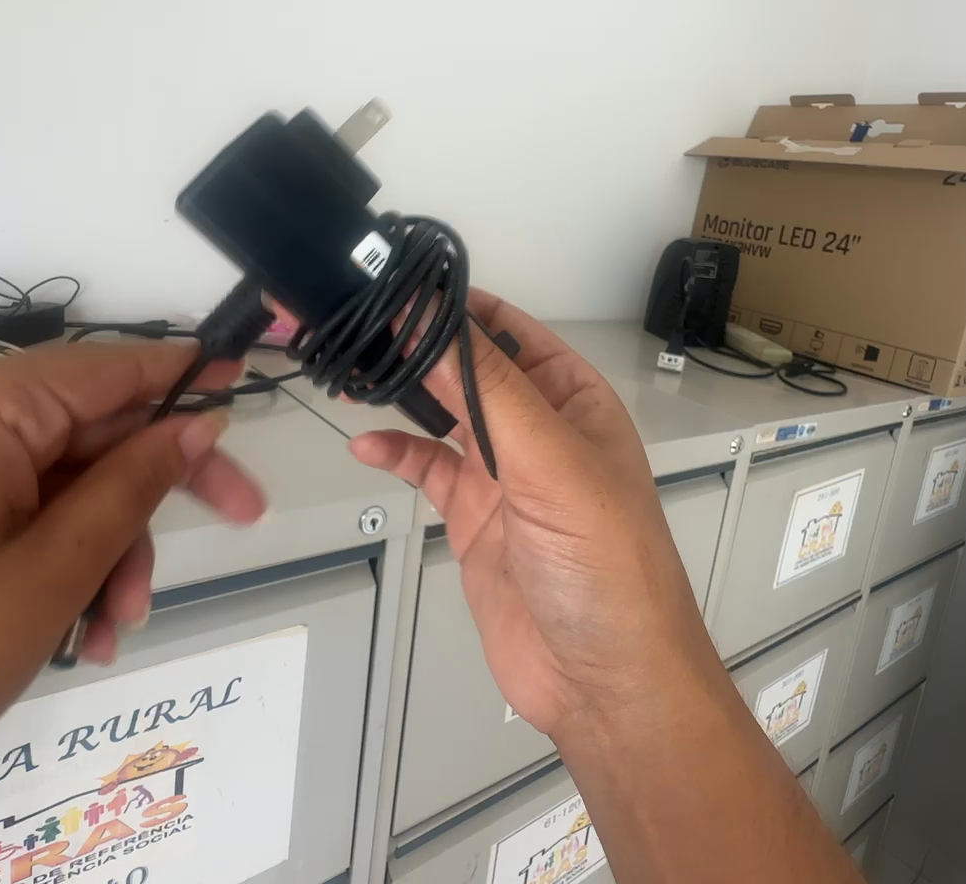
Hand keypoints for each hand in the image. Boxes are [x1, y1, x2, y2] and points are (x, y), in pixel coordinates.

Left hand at [0, 342, 263, 883]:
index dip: (187, 376)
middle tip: (242, 520)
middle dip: (154, 491)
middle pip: (85, 431)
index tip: (248, 384)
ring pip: (52, 483)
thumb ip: (139, 481)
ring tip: (115, 625)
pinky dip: (52, 558)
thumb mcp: (56, 568)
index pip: (109, 368)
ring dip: (104, 546)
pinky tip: (74, 630)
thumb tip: (198, 422)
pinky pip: (5, 512)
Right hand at [347, 291, 724, 737]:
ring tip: (356, 374)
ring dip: (404, 396)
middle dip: (422, 348)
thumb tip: (436, 322)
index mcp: (574, 400)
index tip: (402, 287)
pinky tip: (369, 446)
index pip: (510, 333)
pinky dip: (399, 453)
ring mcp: (506, 473)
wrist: (602, 678)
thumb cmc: (608, 565)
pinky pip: (430, 470)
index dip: (459, 306)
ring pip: (446, 416)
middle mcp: (539, 429)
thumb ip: (490, 392)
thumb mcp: (551, 462)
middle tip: (363, 326)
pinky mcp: (477, 516)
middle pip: (471, 371)